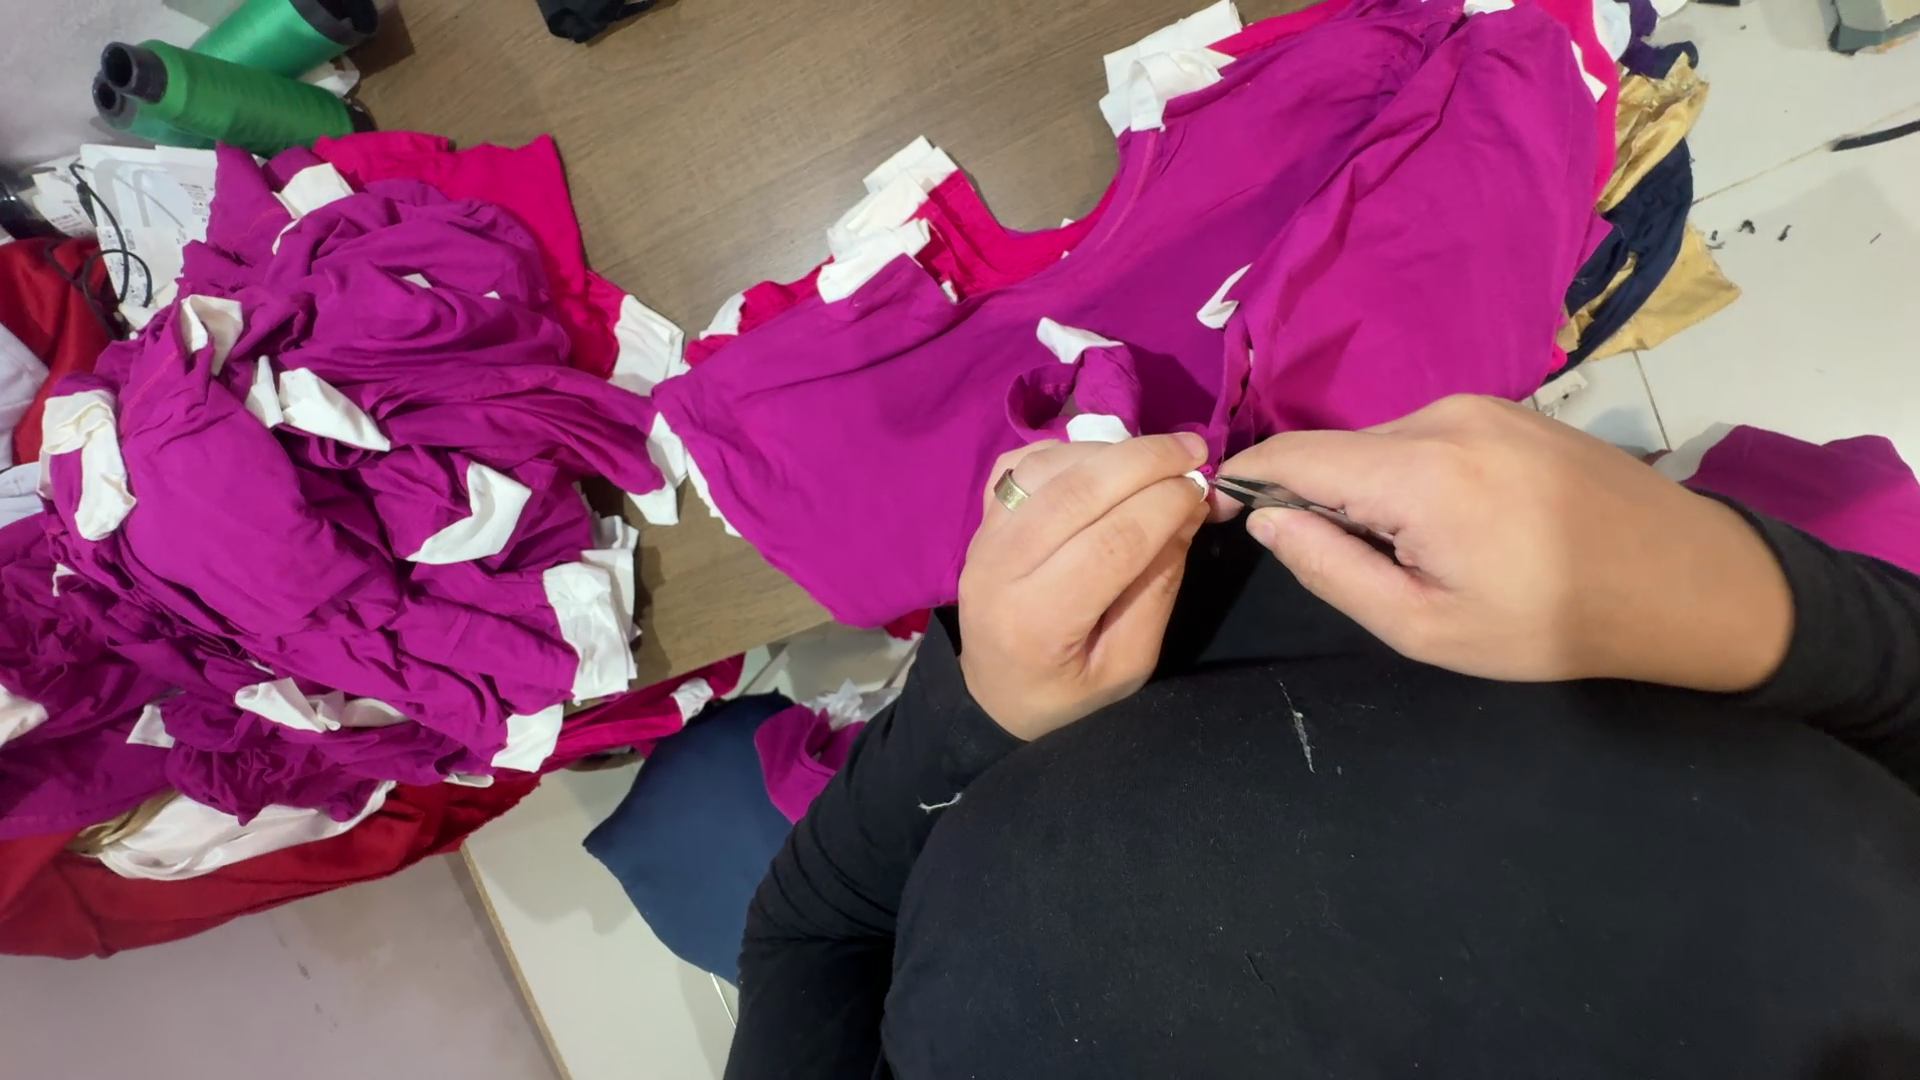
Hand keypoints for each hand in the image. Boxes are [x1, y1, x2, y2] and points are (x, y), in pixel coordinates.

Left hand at [958, 433, 1210, 739]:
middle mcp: (999, 571)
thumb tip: (1187, 511)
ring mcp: (982, 540)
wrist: (993, 694)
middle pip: (1074, 493)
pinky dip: (1064, 450)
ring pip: (1045, 468)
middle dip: (1143, 460)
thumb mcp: (1126, 666)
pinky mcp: (979, 522)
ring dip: (1107, 450)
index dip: (1163, 505)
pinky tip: (1100, 459)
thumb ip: (1156, 590)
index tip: (1204, 488)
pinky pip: (1018, 465)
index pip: (1110, 543)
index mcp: (1037, 622)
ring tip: (1155, 455)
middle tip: (1192, 448)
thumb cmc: (1066, 692)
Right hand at [1216, 395, 1793, 691]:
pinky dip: (1398, 474)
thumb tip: (1262, 518)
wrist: (1699, 587)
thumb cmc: (1551, 623)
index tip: (1216, 510)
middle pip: (1329, 450)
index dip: (1240, 480)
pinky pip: (1414, 437)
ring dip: (1358, 489)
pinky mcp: (1502, 408)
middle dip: (1308, 497)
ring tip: (1406, 546)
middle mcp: (1440, 417)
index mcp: (1418, 472)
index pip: (1288, 455)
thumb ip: (1328, 567)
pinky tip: (1445, 518)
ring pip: (1370, 444)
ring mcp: (1477, 405)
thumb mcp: (1422, 625)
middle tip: (1342, 559)